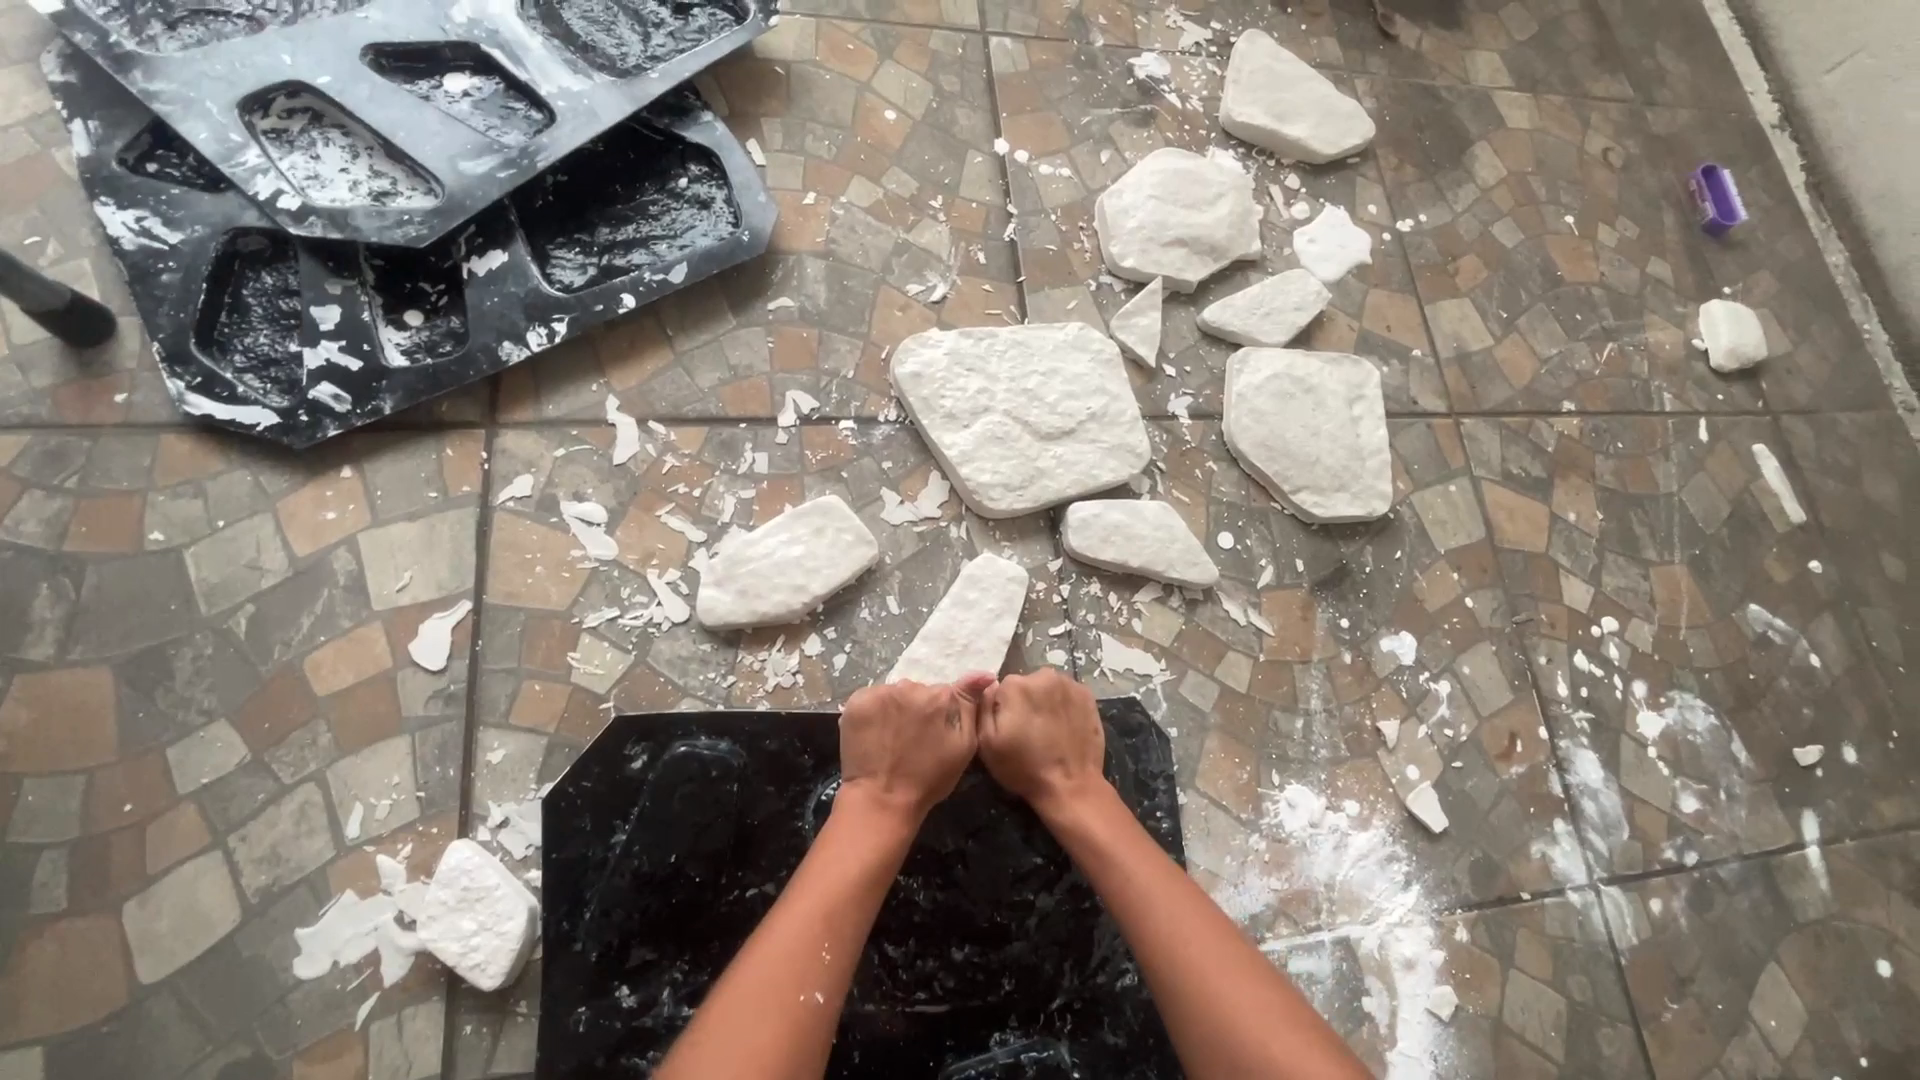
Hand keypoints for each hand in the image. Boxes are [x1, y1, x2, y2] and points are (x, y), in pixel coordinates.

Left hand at [837, 675, 992, 821]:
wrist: (882, 799)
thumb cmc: (929, 778)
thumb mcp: (963, 746)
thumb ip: (971, 705)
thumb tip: (985, 675)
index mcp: (940, 696)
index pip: (944, 693)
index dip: (940, 714)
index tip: (933, 734)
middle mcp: (910, 686)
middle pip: (918, 691)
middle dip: (917, 709)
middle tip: (912, 740)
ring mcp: (881, 693)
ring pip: (894, 694)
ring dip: (895, 709)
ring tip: (892, 739)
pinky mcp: (857, 701)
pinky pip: (871, 699)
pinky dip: (874, 712)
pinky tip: (875, 734)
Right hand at [978, 669, 1110, 812]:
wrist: (1070, 786)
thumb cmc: (1023, 768)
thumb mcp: (987, 742)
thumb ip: (983, 706)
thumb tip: (989, 685)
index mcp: (1015, 685)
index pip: (1002, 688)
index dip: (1003, 709)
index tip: (1010, 729)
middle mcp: (1043, 676)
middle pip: (1026, 684)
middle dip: (1025, 702)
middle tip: (1029, 731)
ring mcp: (1069, 684)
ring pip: (1047, 688)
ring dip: (1045, 702)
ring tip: (1048, 730)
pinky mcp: (1088, 695)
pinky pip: (1067, 694)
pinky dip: (1063, 705)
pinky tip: (1064, 727)